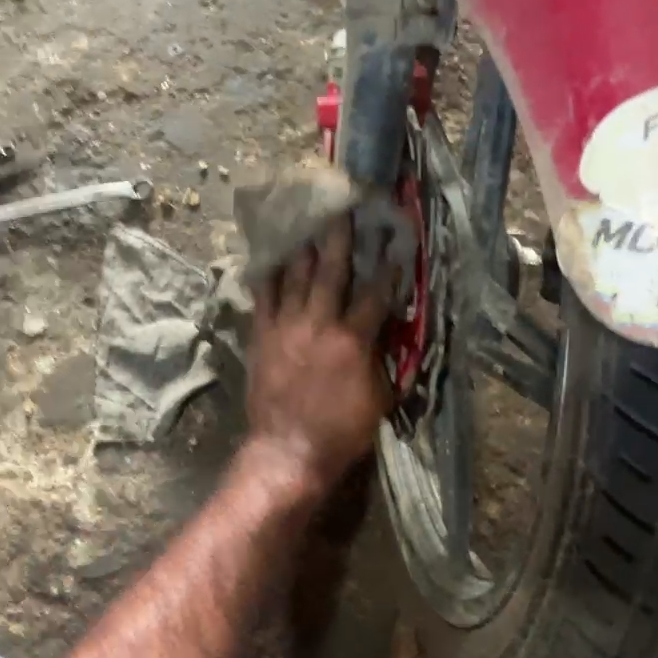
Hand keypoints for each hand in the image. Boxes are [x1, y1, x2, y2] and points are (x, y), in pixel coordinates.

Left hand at [246, 215, 393, 496]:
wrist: (287, 451)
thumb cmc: (340, 432)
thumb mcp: (378, 399)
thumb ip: (383, 361)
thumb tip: (389, 334)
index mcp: (353, 340)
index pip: (376, 293)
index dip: (388, 267)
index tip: (395, 240)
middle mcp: (319, 323)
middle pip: (331, 271)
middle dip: (340, 237)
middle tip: (343, 206)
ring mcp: (286, 327)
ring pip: (295, 276)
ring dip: (302, 246)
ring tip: (306, 219)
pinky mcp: (261, 337)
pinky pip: (263, 297)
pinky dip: (267, 275)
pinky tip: (269, 256)